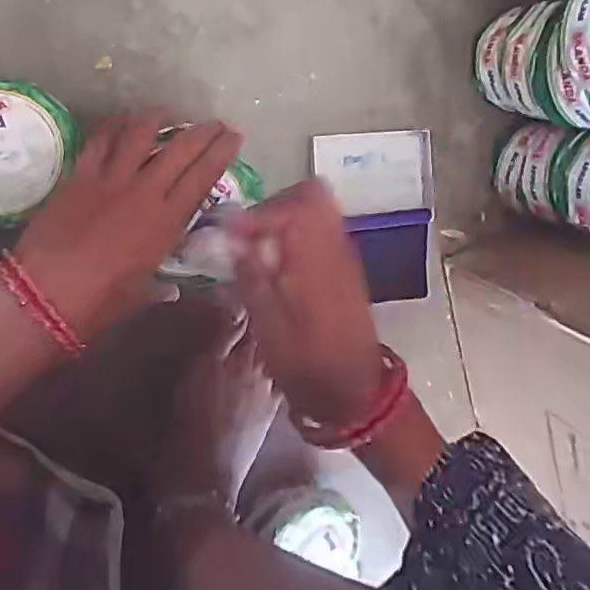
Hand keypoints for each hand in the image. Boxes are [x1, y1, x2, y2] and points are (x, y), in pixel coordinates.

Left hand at [13, 110, 242, 337]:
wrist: (44, 294)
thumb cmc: (100, 301)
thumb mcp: (143, 290)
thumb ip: (159, 278)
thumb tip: (168, 284)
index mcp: (167, 220)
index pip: (203, 175)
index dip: (222, 152)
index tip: (234, 136)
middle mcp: (144, 190)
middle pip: (180, 148)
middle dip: (203, 131)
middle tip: (215, 123)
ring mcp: (110, 178)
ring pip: (141, 132)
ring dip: (160, 118)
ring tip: (169, 114)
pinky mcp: (80, 175)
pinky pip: (101, 140)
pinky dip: (116, 126)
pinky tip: (123, 122)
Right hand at [228, 180, 384, 427]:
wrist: (355, 393)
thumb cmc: (308, 364)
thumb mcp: (268, 326)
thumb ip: (252, 276)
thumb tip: (234, 239)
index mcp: (318, 257)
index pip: (296, 203)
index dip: (260, 213)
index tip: (233, 236)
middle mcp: (336, 246)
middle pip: (309, 196)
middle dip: (271, 209)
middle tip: (244, 238)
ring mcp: (344, 255)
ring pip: (314, 211)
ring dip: (281, 222)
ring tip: (255, 252)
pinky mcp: (344, 268)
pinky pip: (318, 231)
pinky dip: (293, 237)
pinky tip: (275, 267)